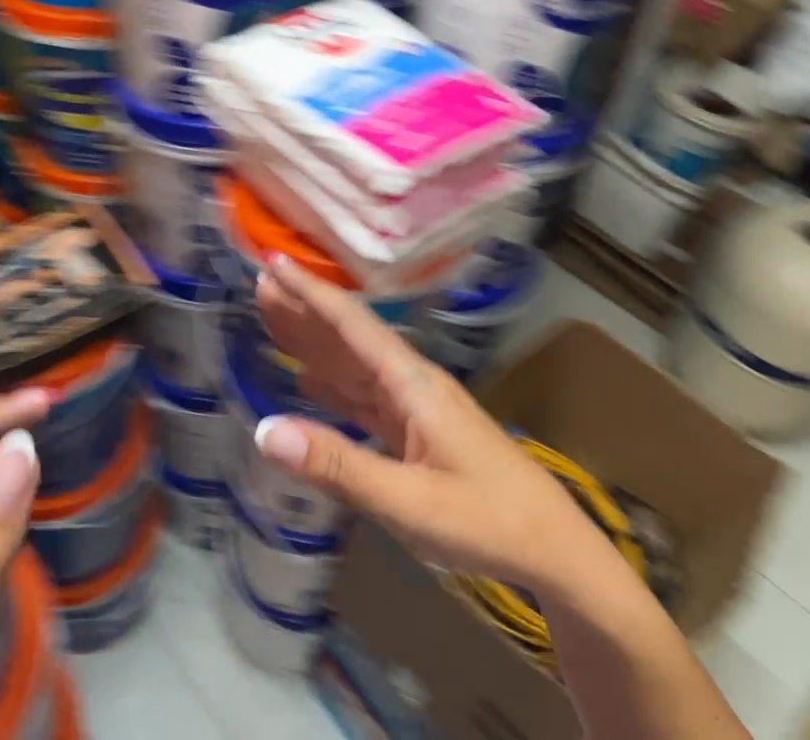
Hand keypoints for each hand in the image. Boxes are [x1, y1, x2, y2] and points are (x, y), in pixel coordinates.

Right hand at [252, 255, 606, 593]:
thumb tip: (264, 430)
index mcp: (414, 385)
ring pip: (356, 366)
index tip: (274, 262)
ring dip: (315, 344)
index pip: (354, 326)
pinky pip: (365, 399)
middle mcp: (414, 385)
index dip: (311, 293)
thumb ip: (337, 465)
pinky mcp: (418, 434)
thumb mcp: (408, 500)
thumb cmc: (486, 520)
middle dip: (306, 310)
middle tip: (259, 284)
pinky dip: (333, 386)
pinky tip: (309, 383)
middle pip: (351, 338)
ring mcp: (417, 410)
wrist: (550, 547)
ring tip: (273, 322)